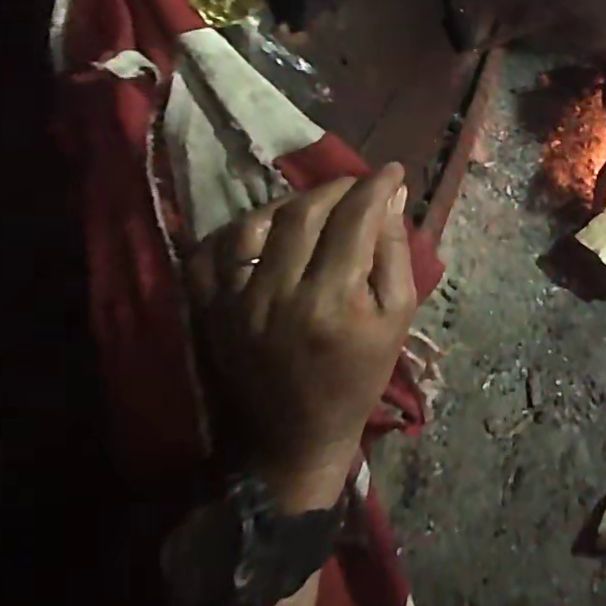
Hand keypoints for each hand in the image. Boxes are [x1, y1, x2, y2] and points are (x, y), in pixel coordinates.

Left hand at [186, 167, 417, 512]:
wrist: (296, 435)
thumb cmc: (360, 374)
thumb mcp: (397, 315)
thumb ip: (394, 253)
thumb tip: (390, 199)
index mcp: (333, 299)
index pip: (354, 220)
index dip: (376, 186)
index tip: (393, 170)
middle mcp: (278, 294)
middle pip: (304, 213)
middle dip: (338, 187)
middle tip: (360, 183)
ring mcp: (234, 304)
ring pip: (254, 224)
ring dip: (291, 201)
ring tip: (317, 202)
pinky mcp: (208, 313)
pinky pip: (208, 254)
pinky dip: (236, 229)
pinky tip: (265, 225)